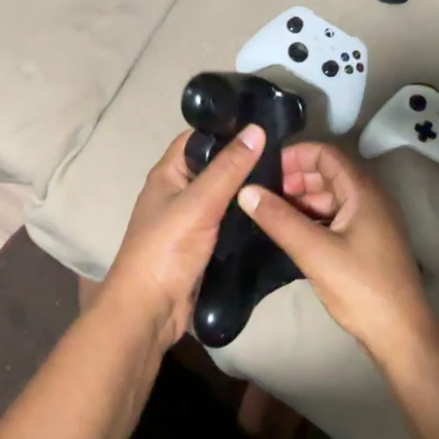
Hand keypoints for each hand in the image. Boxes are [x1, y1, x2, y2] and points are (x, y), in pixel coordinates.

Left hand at [99, 125, 266, 351]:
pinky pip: (229, 225)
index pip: (198, 138)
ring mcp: (191, 221)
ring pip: (226, 198)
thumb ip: (228, 168)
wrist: (150, 312)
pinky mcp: (204, 247)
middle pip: (215, 168)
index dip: (227, 129)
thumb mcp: (199, 203)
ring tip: (289, 183)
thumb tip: (257, 129)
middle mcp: (178, 192)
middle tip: (286, 158)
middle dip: (245, 163)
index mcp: (168, 173)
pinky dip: (247, 220)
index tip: (264, 126)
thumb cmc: (166, 249)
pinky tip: (274, 216)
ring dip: (249, 194)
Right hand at [236, 142, 433, 357]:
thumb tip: (246, 190)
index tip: (265, 171)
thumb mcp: (314, 252)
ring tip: (271, 215)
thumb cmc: (361, 288)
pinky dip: (314, 218)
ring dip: (302, 200)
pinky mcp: (369, 242)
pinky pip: (337, 217)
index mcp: (363, 191)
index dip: (294, 156)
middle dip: (295, 179)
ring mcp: (372, 221)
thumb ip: (279, 219)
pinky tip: (292, 233)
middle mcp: (371, 198)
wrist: (402, 336)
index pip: (325, 154)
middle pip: (328, 173)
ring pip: (331, 197)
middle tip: (263, 195)